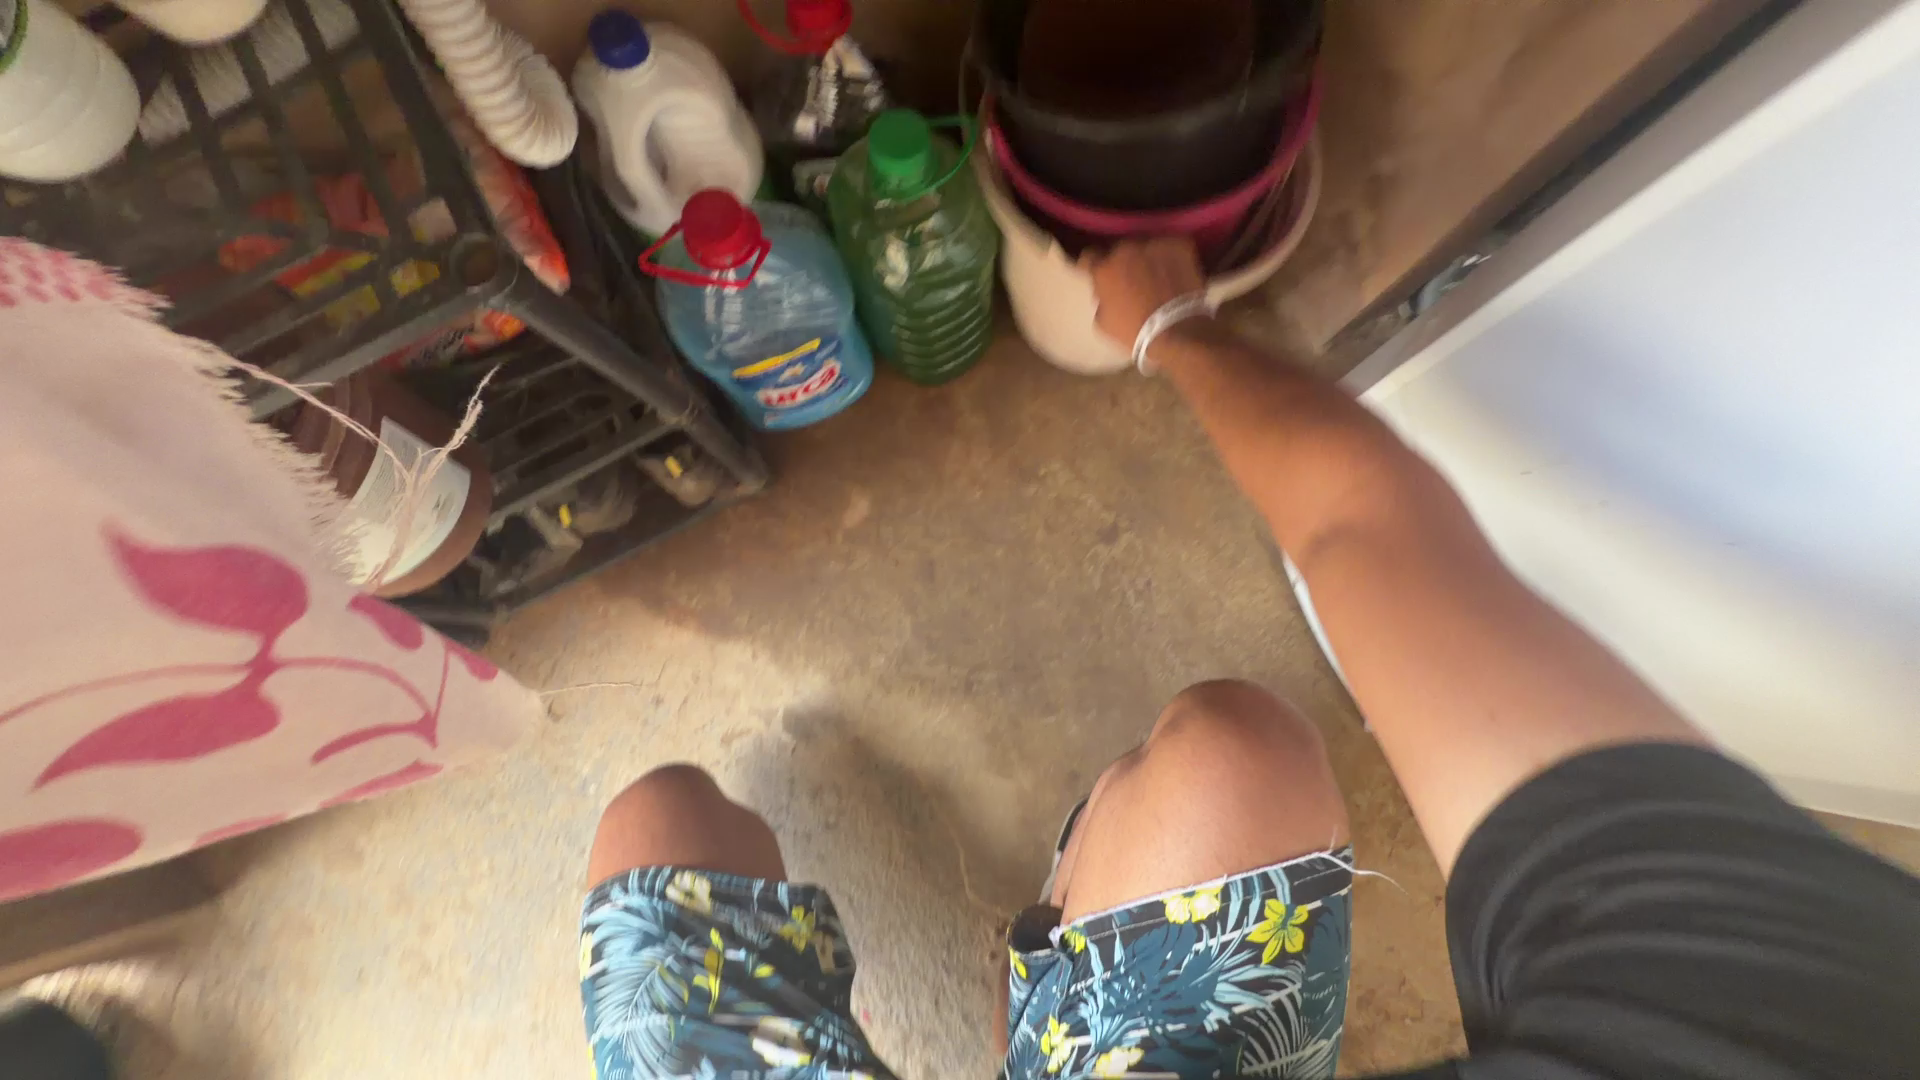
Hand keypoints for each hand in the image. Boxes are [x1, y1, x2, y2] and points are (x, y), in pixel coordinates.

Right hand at [1081, 237, 1207, 347]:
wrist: (1178, 331)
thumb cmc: (1136, 331)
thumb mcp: (1104, 323)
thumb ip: (1101, 301)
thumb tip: (1106, 294)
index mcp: (1103, 269)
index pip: (1089, 257)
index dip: (1092, 266)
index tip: (1097, 275)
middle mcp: (1125, 249)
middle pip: (1120, 251)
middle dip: (1123, 263)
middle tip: (1131, 280)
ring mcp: (1154, 244)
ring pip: (1146, 247)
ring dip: (1147, 259)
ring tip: (1156, 277)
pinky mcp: (1179, 244)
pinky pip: (1170, 248)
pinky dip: (1171, 258)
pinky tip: (1175, 273)